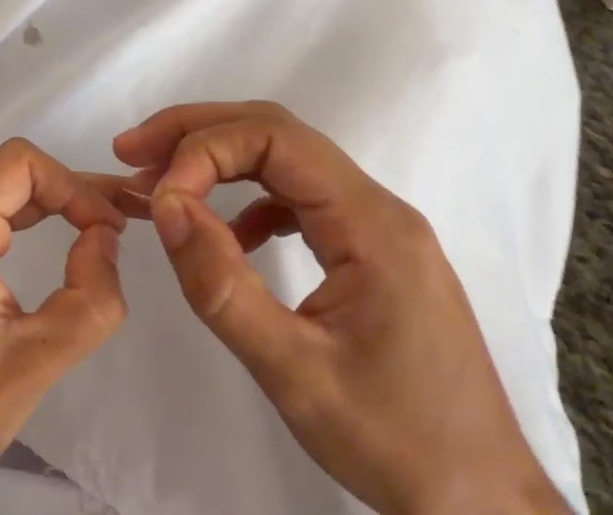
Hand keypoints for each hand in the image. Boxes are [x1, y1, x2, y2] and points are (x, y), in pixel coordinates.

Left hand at [0, 139, 130, 513]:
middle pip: (10, 171)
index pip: (19, 162)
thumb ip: (91, 298)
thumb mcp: (37, 362)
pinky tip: (56, 235)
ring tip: (101, 227)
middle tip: (126, 218)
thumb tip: (104, 238)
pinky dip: (22, 216)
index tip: (110, 229)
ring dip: (49, 201)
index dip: (73, 184)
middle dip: (70, 190)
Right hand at [118, 102, 568, 514]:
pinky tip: (224, 234)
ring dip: (220, 161)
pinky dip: (249, 198)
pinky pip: (302, 200)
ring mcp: (380, 231)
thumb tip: (164, 205)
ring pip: (289, 163)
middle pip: (280, 135)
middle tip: (131, 150)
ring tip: (161, 184)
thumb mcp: (292, 371)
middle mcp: (380, 211)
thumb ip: (221, 285)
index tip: (155, 195)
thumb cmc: (392, 440)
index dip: (204, 150)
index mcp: (372, 226)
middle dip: (200, 134)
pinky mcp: (373, 255)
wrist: (481, 501)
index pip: (276, 140)